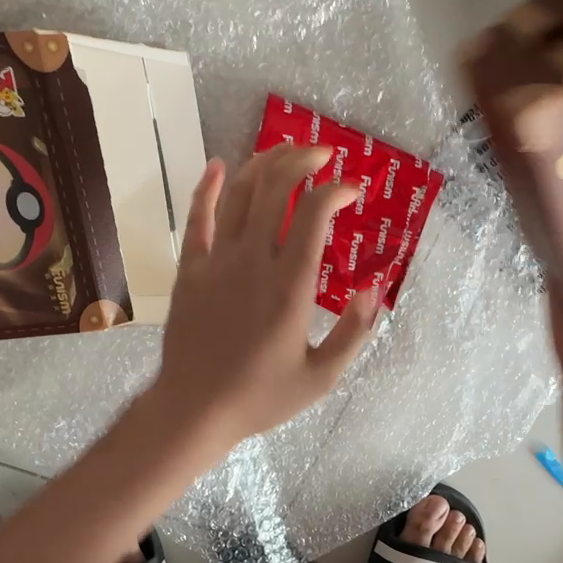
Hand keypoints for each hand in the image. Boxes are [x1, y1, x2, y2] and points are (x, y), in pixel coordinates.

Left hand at [147, 145, 379, 443]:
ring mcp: (217, 263)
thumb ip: (353, 333)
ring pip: (239, 195)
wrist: (196, 409)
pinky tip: (220, 166)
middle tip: (322, 153)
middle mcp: (253, 263)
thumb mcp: (321, 378)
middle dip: (302, 160)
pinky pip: (198, 217)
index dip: (336, 190)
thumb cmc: (262, 398)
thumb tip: (373, 289)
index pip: (315, 215)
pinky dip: (210, 186)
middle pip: (276, 189)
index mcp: (290, 287)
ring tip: (284, 152)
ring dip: (264, 164)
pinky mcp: (190, 271)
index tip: (352, 188)